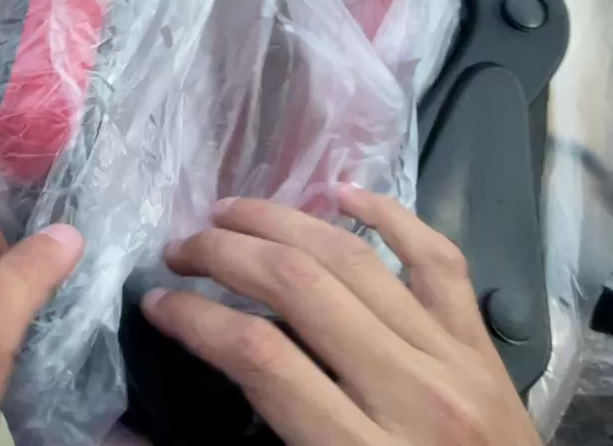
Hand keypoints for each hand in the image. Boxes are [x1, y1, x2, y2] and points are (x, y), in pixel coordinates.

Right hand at [142, 190, 539, 445]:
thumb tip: (126, 436)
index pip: (260, 358)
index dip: (195, 318)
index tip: (157, 302)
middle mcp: (416, 398)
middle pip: (299, 287)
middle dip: (223, 253)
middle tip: (180, 250)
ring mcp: (458, 364)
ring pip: (352, 257)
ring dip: (277, 221)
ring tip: (226, 214)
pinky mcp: (486, 350)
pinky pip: (438, 259)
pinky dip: (389, 215)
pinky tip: (338, 192)